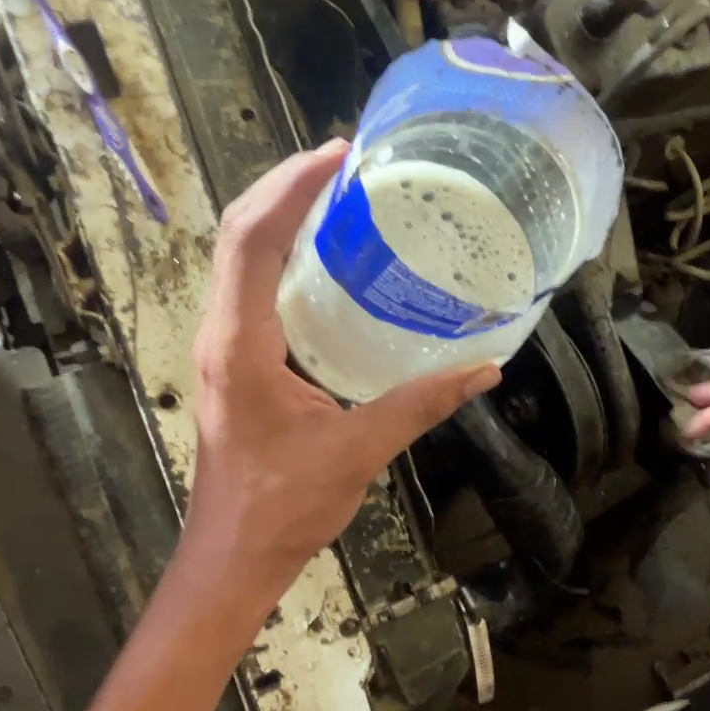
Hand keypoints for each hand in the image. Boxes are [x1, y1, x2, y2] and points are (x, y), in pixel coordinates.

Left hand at [182, 140, 500, 597]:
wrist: (231, 555)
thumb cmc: (282, 507)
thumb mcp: (357, 451)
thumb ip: (419, 405)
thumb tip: (484, 369)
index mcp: (242, 344)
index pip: (253, 240)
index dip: (292, 187)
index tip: (340, 154)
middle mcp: (225, 331)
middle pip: (238, 232)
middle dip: (284, 184)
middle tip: (346, 160)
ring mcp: (228, 344)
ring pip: (241, 254)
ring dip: (281, 212)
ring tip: (340, 190)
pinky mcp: (241, 359)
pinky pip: (255, 284)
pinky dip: (285, 251)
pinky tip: (332, 255)